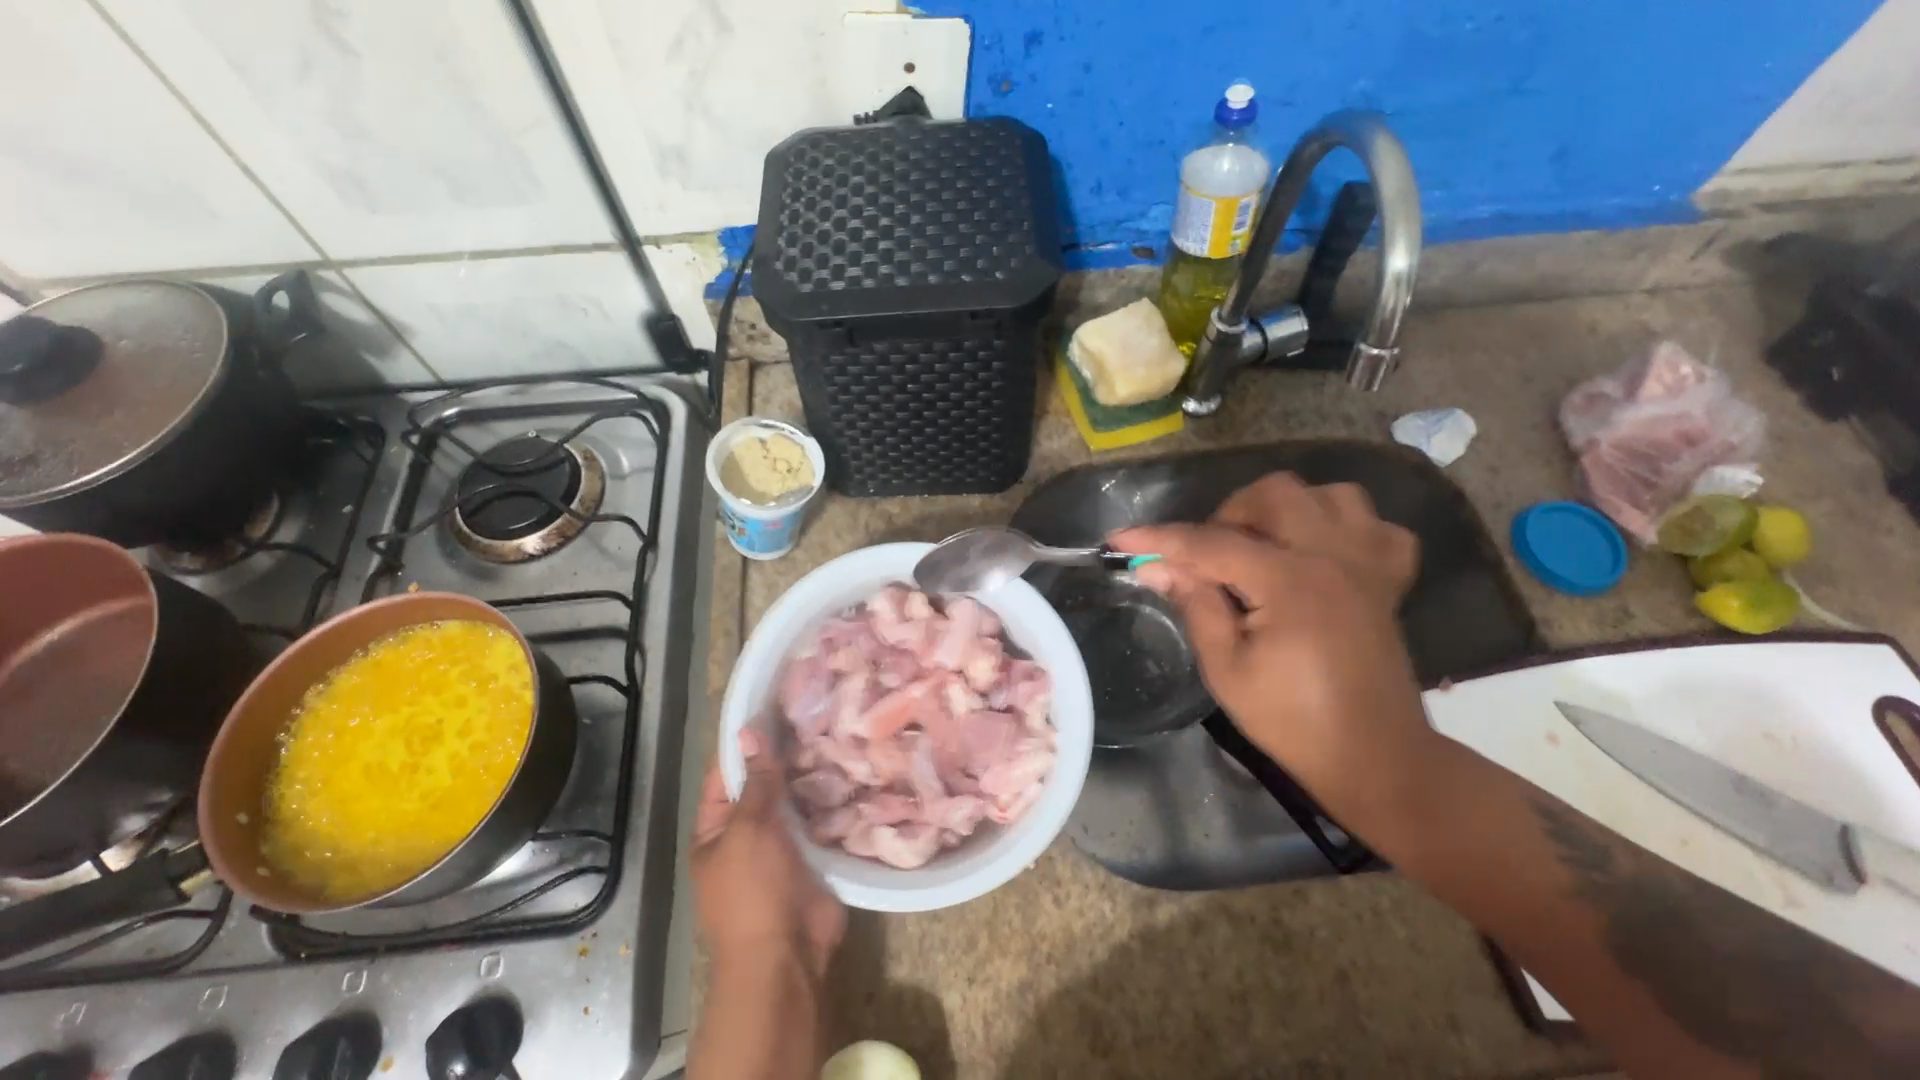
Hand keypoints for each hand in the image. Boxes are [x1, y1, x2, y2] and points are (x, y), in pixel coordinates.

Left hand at [691, 730, 844, 980]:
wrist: (785, 956)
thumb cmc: (752, 891)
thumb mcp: (747, 830)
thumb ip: (756, 782)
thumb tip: (751, 733)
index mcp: (714, 830)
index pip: (725, 774)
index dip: (744, 743)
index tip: (770, 706)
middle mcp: (746, 836)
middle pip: (764, 788)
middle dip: (785, 758)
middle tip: (815, 715)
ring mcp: (781, 850)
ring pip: (796, 804)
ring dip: (812, 779)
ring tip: (838, 734)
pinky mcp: (813, 861)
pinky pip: (821, 825)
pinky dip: (833, 804)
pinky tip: (853, 772)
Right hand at [1112, 472, 1429, 788]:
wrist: (1372, 755)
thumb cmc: (1292, 720)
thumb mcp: (1227, 669)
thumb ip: (1195, 605)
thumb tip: (1156, 567)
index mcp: (1291, 581)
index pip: (1212, 543)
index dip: (1161, 539)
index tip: (1120, 540)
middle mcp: (1333, 556)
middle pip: (1275, 493)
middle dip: (1229, 514)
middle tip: (1211, 560)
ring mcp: (1368, 564)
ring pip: (1329, 495)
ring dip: (1289, 511)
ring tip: (1266, 548)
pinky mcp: (1389, 579)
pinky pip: (1373, 526)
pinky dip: (1344, 529)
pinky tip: (1322, 557)